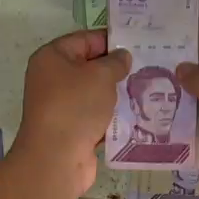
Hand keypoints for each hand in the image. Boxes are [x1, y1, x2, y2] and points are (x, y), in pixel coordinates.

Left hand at [15, 29, 130, 195]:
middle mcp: (52, 79)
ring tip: (146, 91)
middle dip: (116, 70)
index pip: (85, 40)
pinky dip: (111, 117)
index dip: (111, 41)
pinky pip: (95, 117)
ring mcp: (61, 107)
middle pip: (90, 68)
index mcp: (52, 57)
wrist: (57, 158)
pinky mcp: (71, 130)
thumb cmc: (76, 107)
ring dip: (116, 95)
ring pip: (94, 94)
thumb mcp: (100, 76)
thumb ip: (115, 62)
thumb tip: (122, 57)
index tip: (138, 45)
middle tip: (146, 68)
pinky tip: (135, 117)